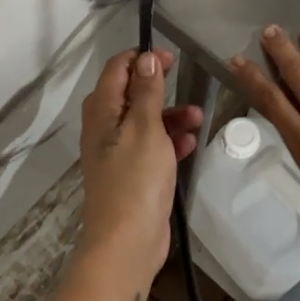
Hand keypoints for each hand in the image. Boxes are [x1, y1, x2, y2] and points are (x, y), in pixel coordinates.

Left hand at [77, 48, 203, 277]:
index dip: (141, 58)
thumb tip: (145, 58)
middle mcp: (105, 128)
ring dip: (170, 116)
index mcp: (101, 111)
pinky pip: (152, 147)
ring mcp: (118, 153)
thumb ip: (146, 92)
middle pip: (130, 94)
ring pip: (145, 121)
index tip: (169, 57)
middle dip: (158, 86)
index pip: (116, 69)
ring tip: (198, 117)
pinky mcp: (132, 174)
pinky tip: (190, 144)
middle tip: (184, 79)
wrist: (126, 243)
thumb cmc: (135, 179)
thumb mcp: (145, 128)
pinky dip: (170, 141)